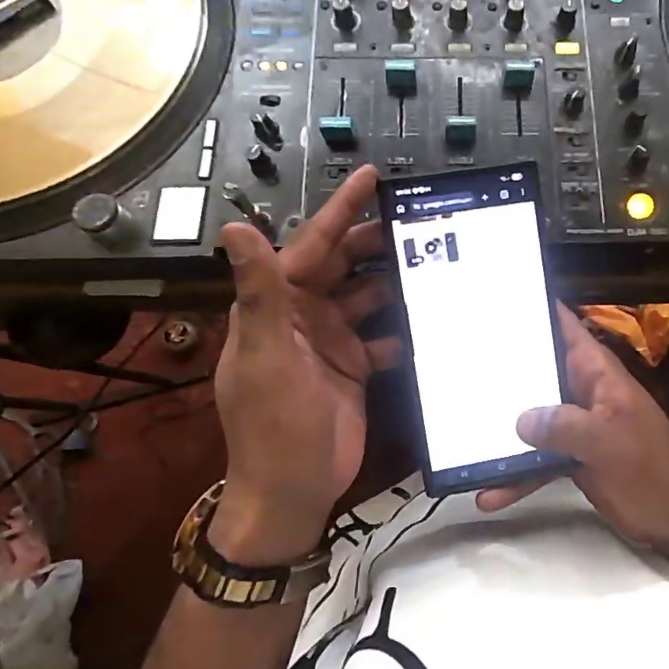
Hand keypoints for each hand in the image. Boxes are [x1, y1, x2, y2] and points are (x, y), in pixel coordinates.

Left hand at [213, 166, 398, 562]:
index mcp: (276, 306)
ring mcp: (330, 343)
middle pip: (343, 266)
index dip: (339, 211)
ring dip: (395, 280)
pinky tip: (434, 316)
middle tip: (421, 219)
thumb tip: (232, 226)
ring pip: (366, 298)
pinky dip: (404, 327)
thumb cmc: (274, 424)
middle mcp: (302, 317)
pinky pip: (382, 337)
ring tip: (437, 259)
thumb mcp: (266, 355)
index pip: (311, 246)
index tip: (371, 179)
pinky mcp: (354, 369)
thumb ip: (258, 291)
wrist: (292, 489)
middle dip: (376, 242)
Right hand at [475, 306, 668, 575]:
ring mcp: (577, 429)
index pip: (567, 331)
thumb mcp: (609, 444)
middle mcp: (584, 396)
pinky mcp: (572, 459)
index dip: (538, 312)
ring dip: (502, 429)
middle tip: (460, 358)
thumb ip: (565, 426)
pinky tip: (490, 493)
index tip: (498, 299)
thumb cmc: (654, 475)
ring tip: (462, 432)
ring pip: (531, 419)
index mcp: (600, 378)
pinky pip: (535, 459)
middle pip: (538, 373)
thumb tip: (520, 419)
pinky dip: (516, 474)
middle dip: (502, 368)